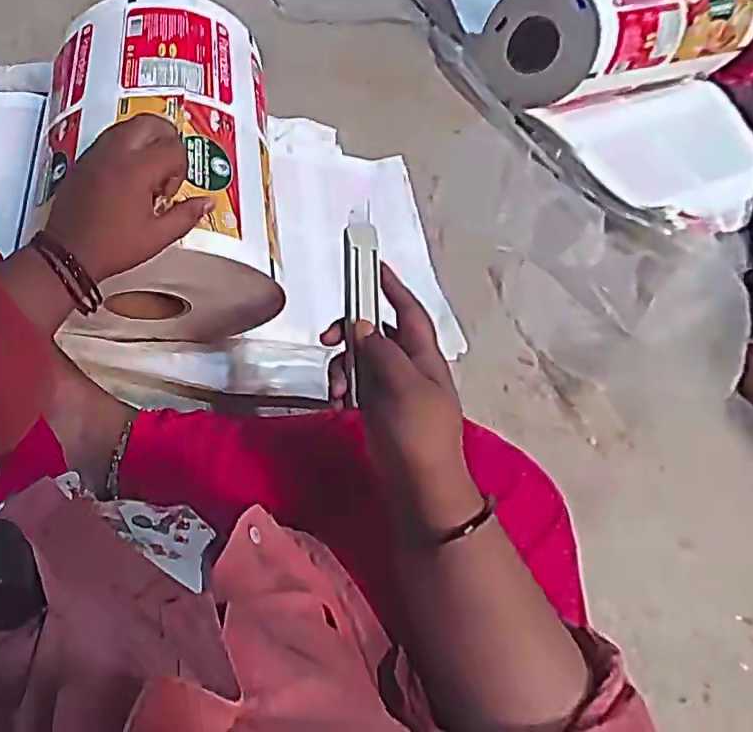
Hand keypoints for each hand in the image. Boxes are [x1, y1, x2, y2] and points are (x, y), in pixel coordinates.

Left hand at [43, 113, 213, 281]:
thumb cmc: (111, 247)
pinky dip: (124, 146)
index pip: (173, 148)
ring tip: (147, 171)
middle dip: (167, 140)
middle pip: (151, 123)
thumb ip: (185, 215)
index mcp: (137, 169)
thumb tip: (205, 203)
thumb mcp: (157, 237)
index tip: (170, 191)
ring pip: (128, 126)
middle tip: (167, 167)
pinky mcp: (83, 161)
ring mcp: (96, 154)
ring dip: (145, 140)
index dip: (180, 168)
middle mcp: (116, 153)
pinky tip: (126, 175)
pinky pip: (109, 138)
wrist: (68, 254)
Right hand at [322, 265, 478, 530]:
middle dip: (351, 331)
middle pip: (375, 331)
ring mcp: (391, 385)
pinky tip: (336, 401)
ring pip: (359, 356)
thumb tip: (363, 325)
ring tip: (337, 389)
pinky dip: (341, 385)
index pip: (408, 312)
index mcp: (423, 357)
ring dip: (342, 366)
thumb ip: (382, 351)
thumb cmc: (419, 435)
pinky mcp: (375, 403)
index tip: (373, 265)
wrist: (420, 487)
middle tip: (328, 337)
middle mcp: (407, 366)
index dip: (393, 287)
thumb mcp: (404, 387)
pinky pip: (353, 380)